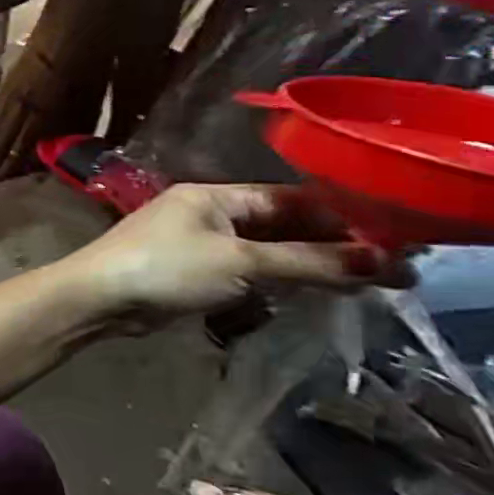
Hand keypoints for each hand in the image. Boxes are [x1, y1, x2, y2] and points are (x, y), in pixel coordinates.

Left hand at [49, 184, 413, 332]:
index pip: (290, 199)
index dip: (340, 218)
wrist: (100, 299)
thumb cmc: (166, 269)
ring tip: (364, 285)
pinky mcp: (192, 273)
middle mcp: (207, 212)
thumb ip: (308, 262)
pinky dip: (275, 283)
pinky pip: (245, 272)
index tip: (394, 239)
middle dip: (328, 245)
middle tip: (391, 270)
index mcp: (214, 196)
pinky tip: (310, 295)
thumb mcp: (240, 263)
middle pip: (279, 225)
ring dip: (305, 267)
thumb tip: (385, 262)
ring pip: (264, 252)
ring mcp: (198, 243)